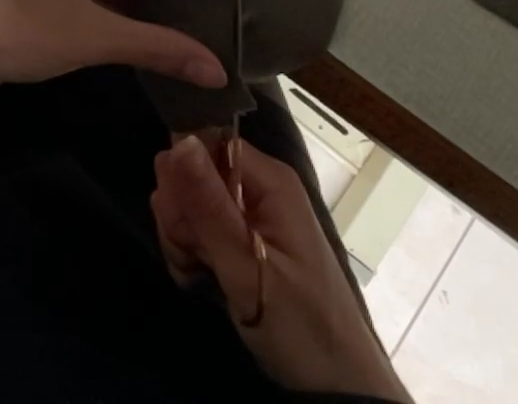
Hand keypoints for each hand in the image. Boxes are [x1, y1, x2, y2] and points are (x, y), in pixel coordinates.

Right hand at [152, 137, 411, 401]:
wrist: (338, 386)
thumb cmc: (302, 327)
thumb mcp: (249, 270)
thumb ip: (209, 206)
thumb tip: (180, 139)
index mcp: (268, 181)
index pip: (201, 144)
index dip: (181, 178)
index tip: (181, 222)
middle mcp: (258, 187)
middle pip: (190, 173)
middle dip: (179, 215)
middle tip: (195, 257)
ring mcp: (250, 214)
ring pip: (188, 203)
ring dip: (181, 239)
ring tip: (200, 274)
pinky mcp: (241, 239)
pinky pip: (196, 228)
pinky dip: (188, 254)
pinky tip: (199, 279)